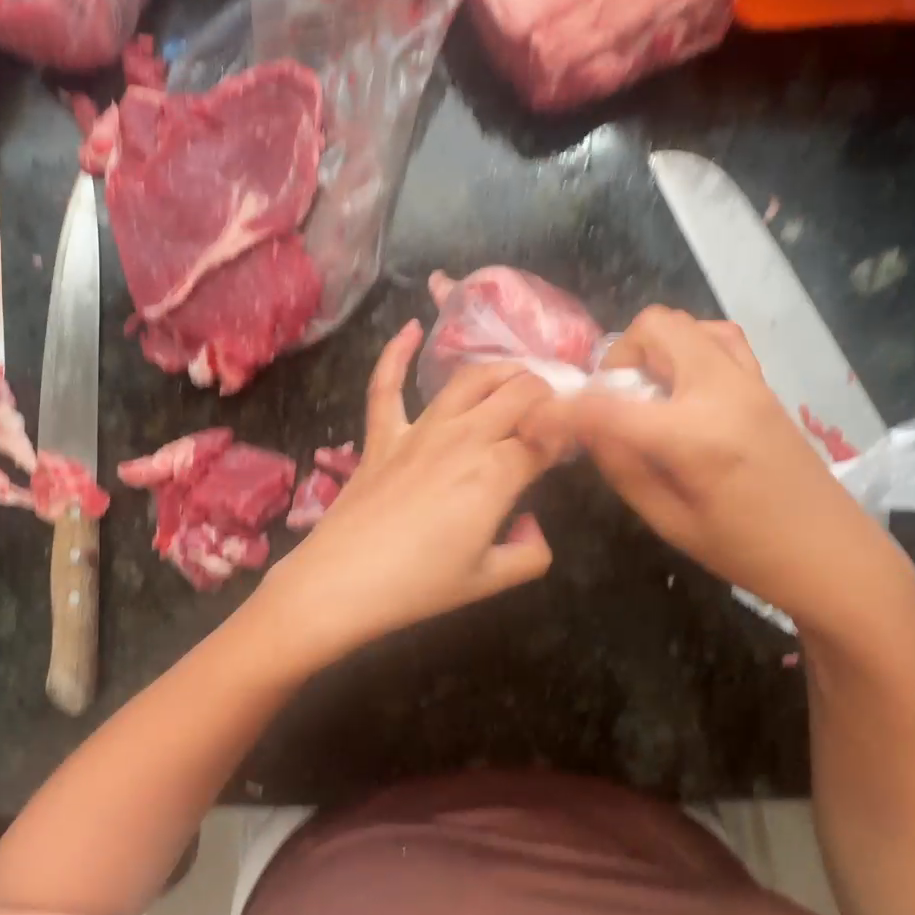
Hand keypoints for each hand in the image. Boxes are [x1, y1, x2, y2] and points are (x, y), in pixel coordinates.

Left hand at [256, 321, 557, 664]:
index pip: (547, 435)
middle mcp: (464, 437)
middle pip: (519, 393)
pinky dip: (396, 354)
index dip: (566, 435)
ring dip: (501, 370)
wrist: (341, 583)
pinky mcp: (381, 436)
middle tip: (554, 409)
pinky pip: (386, 386)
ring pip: (469, 380)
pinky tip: (412, 329)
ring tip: (519, 376)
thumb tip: (532, 526)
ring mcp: (418, 431)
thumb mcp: (490, 580)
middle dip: (546, 393)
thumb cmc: (419, 585)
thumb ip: (531, 553)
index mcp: (498, 472)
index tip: (572, 446)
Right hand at [521, 306, 914, 639]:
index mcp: (694, 435)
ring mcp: (749, 381)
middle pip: (653, 329)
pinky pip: (717, 338)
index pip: (606, 405)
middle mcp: (722, 391)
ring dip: (651, 350)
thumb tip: (587, 430)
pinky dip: (686, 348)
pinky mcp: (762, 384)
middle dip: (615, 360)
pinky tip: (679, 389)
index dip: (558, 412)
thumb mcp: (667, 521)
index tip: (532, 423)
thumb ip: (621, 467)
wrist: (832, 554)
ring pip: (685, 324)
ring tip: (645, 394)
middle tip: (609, 403)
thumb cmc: (745, 551)